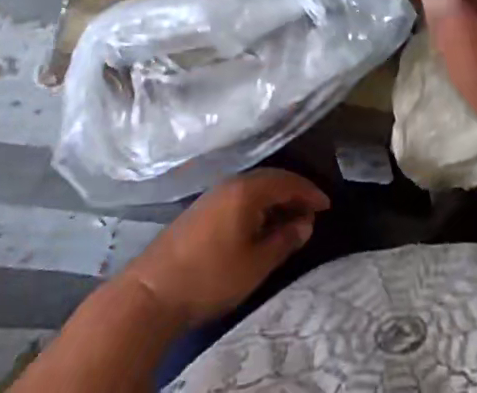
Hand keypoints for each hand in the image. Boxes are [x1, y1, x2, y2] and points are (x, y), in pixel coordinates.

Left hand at [121, 168, 329, 324]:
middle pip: (271, 181)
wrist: (149, 296)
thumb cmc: (210, 277)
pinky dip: (256, 207)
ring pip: (253, 190)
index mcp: (248, 190)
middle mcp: (230, 184)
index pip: (289, 182)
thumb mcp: (257, 263)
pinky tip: (258, 227)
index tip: (327, 206)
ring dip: (274, 202)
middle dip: (294, 194)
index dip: (311, 192)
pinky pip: (237, 199)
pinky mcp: (197, 212)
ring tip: (288, 222)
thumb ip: (286, 240)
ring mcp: (211, 196)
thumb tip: (306, 224)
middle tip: (311, 213)